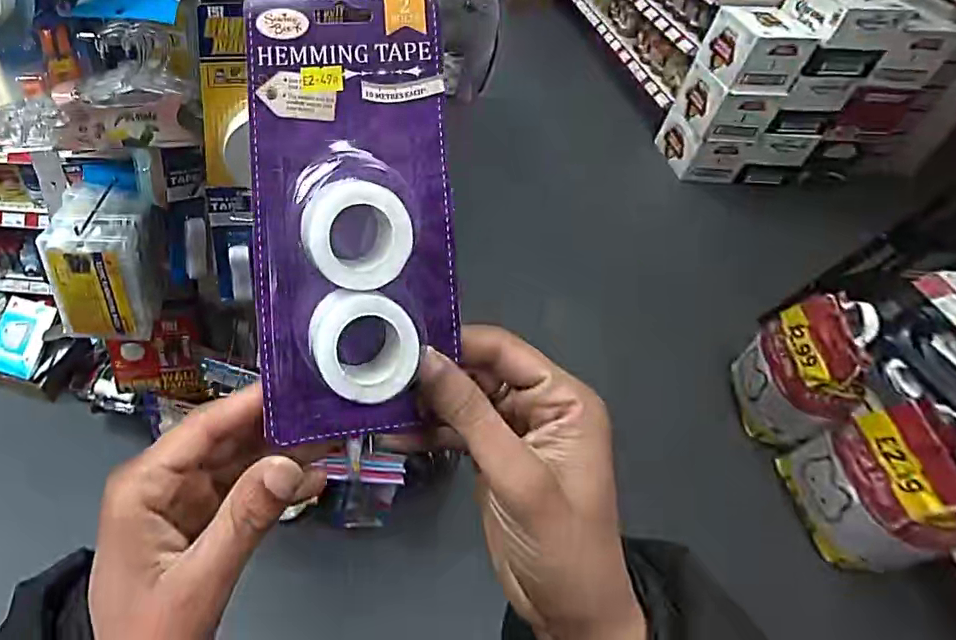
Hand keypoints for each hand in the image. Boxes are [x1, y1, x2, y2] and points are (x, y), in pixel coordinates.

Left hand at [89, 384, 328, 639]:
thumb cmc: (143, 638)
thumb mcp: (196, 583)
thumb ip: (243, 521)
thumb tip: (286, 465)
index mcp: (142, 484)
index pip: (201, 428)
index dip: (246, 404)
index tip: (285, 387)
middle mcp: (159, 482)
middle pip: (222, 441)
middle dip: (271, 428)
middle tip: (315, 411)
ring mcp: (179, 501)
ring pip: (235, 464)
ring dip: (278, 455)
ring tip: (321, 440)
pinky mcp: (196, 522)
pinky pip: (238, 493)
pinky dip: (271, 487)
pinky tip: (305, 479)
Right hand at [418, 325, 646, 639]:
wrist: (570, 619)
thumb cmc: (562, 547)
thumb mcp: (517, 477)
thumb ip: (470, 413)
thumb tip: (426, 357)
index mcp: (562, 399)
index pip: (503, 350)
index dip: (457, 343)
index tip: (407, 346)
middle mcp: (538, 404)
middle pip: (476, 369)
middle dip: (434, 375)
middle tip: (387, 376)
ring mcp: (513, 428)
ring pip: (460, 395)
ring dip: (425, 403)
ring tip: (385, 404)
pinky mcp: (491, 450)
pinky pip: (454, 424)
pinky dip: (428, 429)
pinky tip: (397, 433)